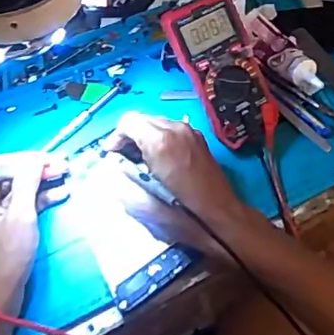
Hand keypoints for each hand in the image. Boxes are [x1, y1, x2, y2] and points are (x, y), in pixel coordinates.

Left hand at [0, 153, 65, 316]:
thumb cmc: (5, 262)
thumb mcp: (21, 217)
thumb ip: (27, 183)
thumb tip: (34, 159)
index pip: (1, 164)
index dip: (27, 160)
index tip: (51, 161)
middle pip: (7, 177)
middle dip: (36, 172)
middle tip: (61, 169)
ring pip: (14, 194)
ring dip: (38, 187)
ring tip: (63, 181)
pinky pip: (14, 210)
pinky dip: (33, 204)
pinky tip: (54, 198)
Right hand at [102, 112, 264, 259]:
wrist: (222, 215)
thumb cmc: (184, 214)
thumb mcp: (146, 203)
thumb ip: (123, 181)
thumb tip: (112, 169)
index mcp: (160, 142)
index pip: (128, 122)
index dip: (115, 137)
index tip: (111, 154)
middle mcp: (175, 128)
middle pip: (142, 119)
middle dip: (128, 136)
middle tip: (122, 158)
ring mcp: (188, 131)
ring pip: (156, 122)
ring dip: (143, 136)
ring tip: (139, 160)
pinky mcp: (197, 137)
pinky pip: (170, 128)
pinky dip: (159, 138)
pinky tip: (158, 159)